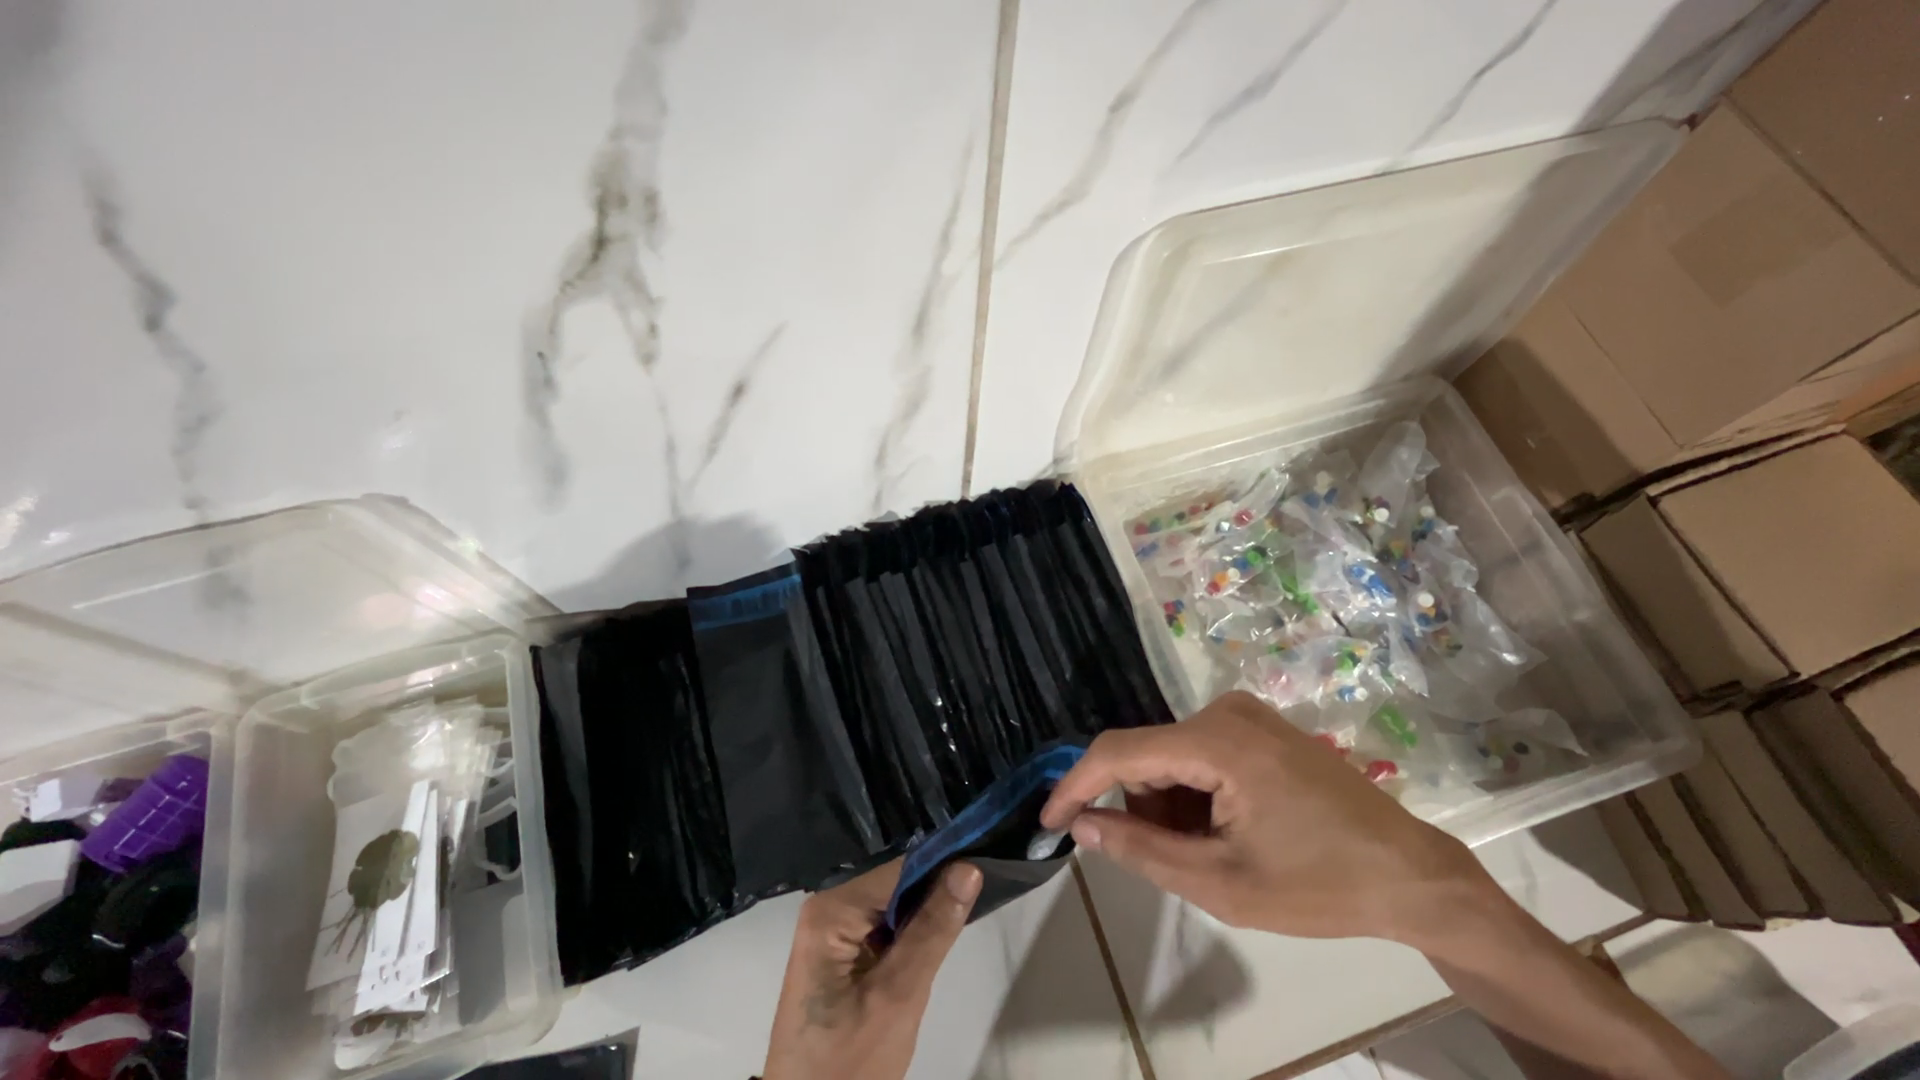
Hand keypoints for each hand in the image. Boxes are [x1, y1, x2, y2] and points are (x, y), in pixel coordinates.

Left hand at [764, 859, 982, 1079]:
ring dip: (928, 914)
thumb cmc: (849, 1063)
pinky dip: (912, 934)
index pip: (901, 869)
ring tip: (970, 912)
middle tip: (986, 894)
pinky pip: (884, 927)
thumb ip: (932, 931)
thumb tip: (967, 869)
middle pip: (896, 884)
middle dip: (938, 891)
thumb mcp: (897, 997)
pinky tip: (938, 939)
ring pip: (894, 906)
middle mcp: (827, 909)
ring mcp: (832, 932)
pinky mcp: (841, 954)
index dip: (945, 866)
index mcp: (831, 911)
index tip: (989, 864)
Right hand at [1040, 691, 1491, 946]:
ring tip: (1209, 854)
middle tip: (1166, 863)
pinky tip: (1225, 833)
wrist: (1411, 876)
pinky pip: (1199, 755)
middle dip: (1138, 809)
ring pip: (1170, 758)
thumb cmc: (1318, 885)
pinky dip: (1193, 796)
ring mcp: (1248, 717)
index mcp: (1218, 742)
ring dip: (1168, 807)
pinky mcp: (1261, 730)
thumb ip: (1141, 850)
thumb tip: (1082, 823)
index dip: (1075, 786)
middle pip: (1146, 756)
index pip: (1119, 752)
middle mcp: (1226, 712)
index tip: (1048, 825)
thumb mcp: (1220, 882)